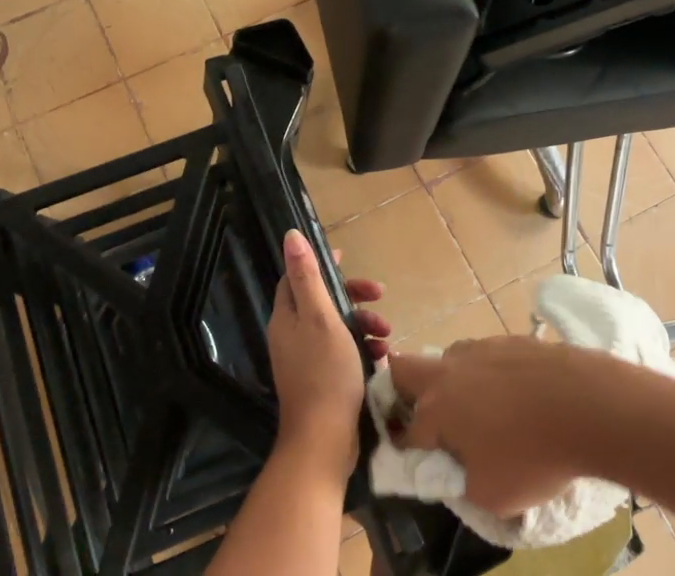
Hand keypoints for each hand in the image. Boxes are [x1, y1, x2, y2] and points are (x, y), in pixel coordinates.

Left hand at [266, 230, 388, 475]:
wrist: (324, 440)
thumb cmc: (324, 373)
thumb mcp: (320, 318)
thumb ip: (307, 277)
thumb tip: (290, 235)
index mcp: (286, 317)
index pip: (297, 278)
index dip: (320, 264)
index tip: (345, 257)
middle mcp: (291, 335)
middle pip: (321, 302)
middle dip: (353, 297)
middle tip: (380, 295)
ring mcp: (305, 360)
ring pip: (337, 329)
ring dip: (363, 325)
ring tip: (387, 336)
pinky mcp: (322, 381)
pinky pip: (343, 354)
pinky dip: (363, 351)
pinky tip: (383, 359)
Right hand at [390, 337, 616, 516]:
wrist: (590, 406)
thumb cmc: (535, 456)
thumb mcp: (493, 496)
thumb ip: (462, 485)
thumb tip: (457, 473)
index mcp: (435, 410)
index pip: (405, 432)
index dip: (409, 450)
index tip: (423, 462)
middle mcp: (448, 372)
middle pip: (404, 370)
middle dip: (406, 393)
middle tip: (434, 421)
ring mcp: (479, 350)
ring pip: (449, 361)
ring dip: (455, 383)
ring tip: (489, 411)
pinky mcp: (510, 341)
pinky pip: (488, 358)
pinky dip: (495, 376)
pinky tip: (522, 398)